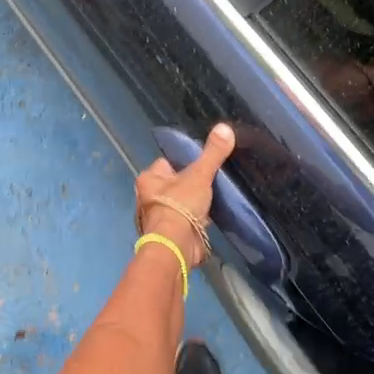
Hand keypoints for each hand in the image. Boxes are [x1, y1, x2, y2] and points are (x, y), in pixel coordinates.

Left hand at [134, 123, 235, 266]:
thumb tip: (225, 127)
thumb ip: (213, 153)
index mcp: (148, 179)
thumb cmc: (180, 205)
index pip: (166, 163)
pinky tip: (209, 216)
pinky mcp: (170, 234)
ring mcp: (159, 217)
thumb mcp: (199, 174)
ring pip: (179, 203)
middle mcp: (148, 197)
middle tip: (209, 182)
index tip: (201, 164)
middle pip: (174, 184)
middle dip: (189, 185)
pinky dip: (195, 220)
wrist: (176, 245)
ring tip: (212, 198)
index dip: (184, 163)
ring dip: (193, 203)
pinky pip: (185, 220)